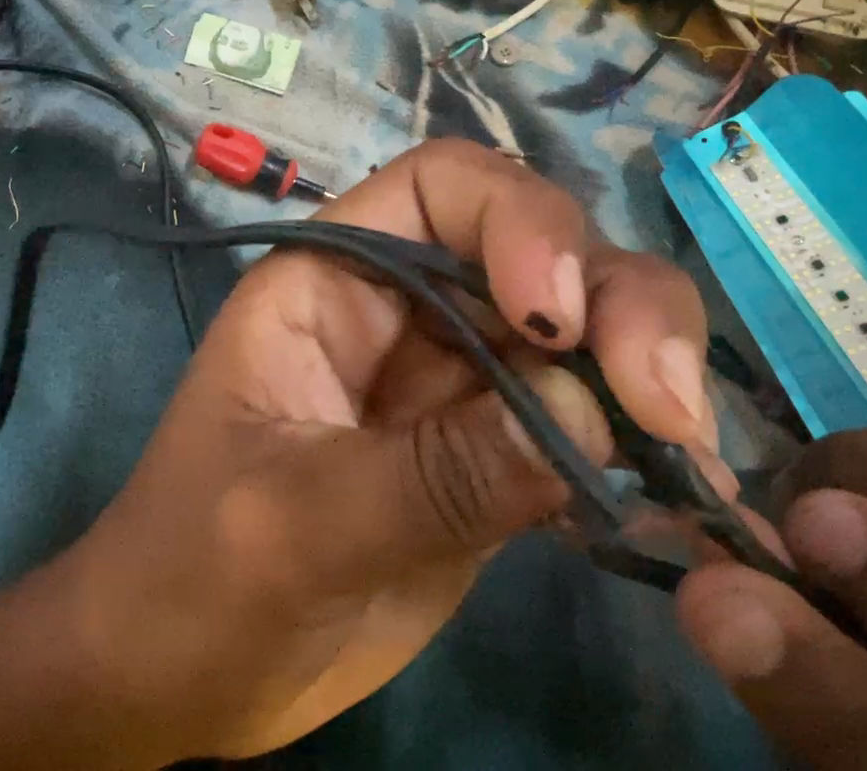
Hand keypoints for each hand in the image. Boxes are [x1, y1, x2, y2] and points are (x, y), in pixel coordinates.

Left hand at [52, 138, 726, 761]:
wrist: (181, 676)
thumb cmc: (193, 579)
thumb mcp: (290, 523)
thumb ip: (430, 473)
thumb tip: (587, 418)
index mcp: (329, 284)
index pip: (439, 190)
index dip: (516, 222)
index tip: (555, 321)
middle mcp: (402, 314)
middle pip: (536, 251)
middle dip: (615, 304)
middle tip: (665, 408)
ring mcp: (452, 387)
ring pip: (578, 336)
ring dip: (646, 372)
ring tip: (684, 457)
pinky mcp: (488, 461)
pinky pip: (582, 427)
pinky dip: (638, 450)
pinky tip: (685, 501)